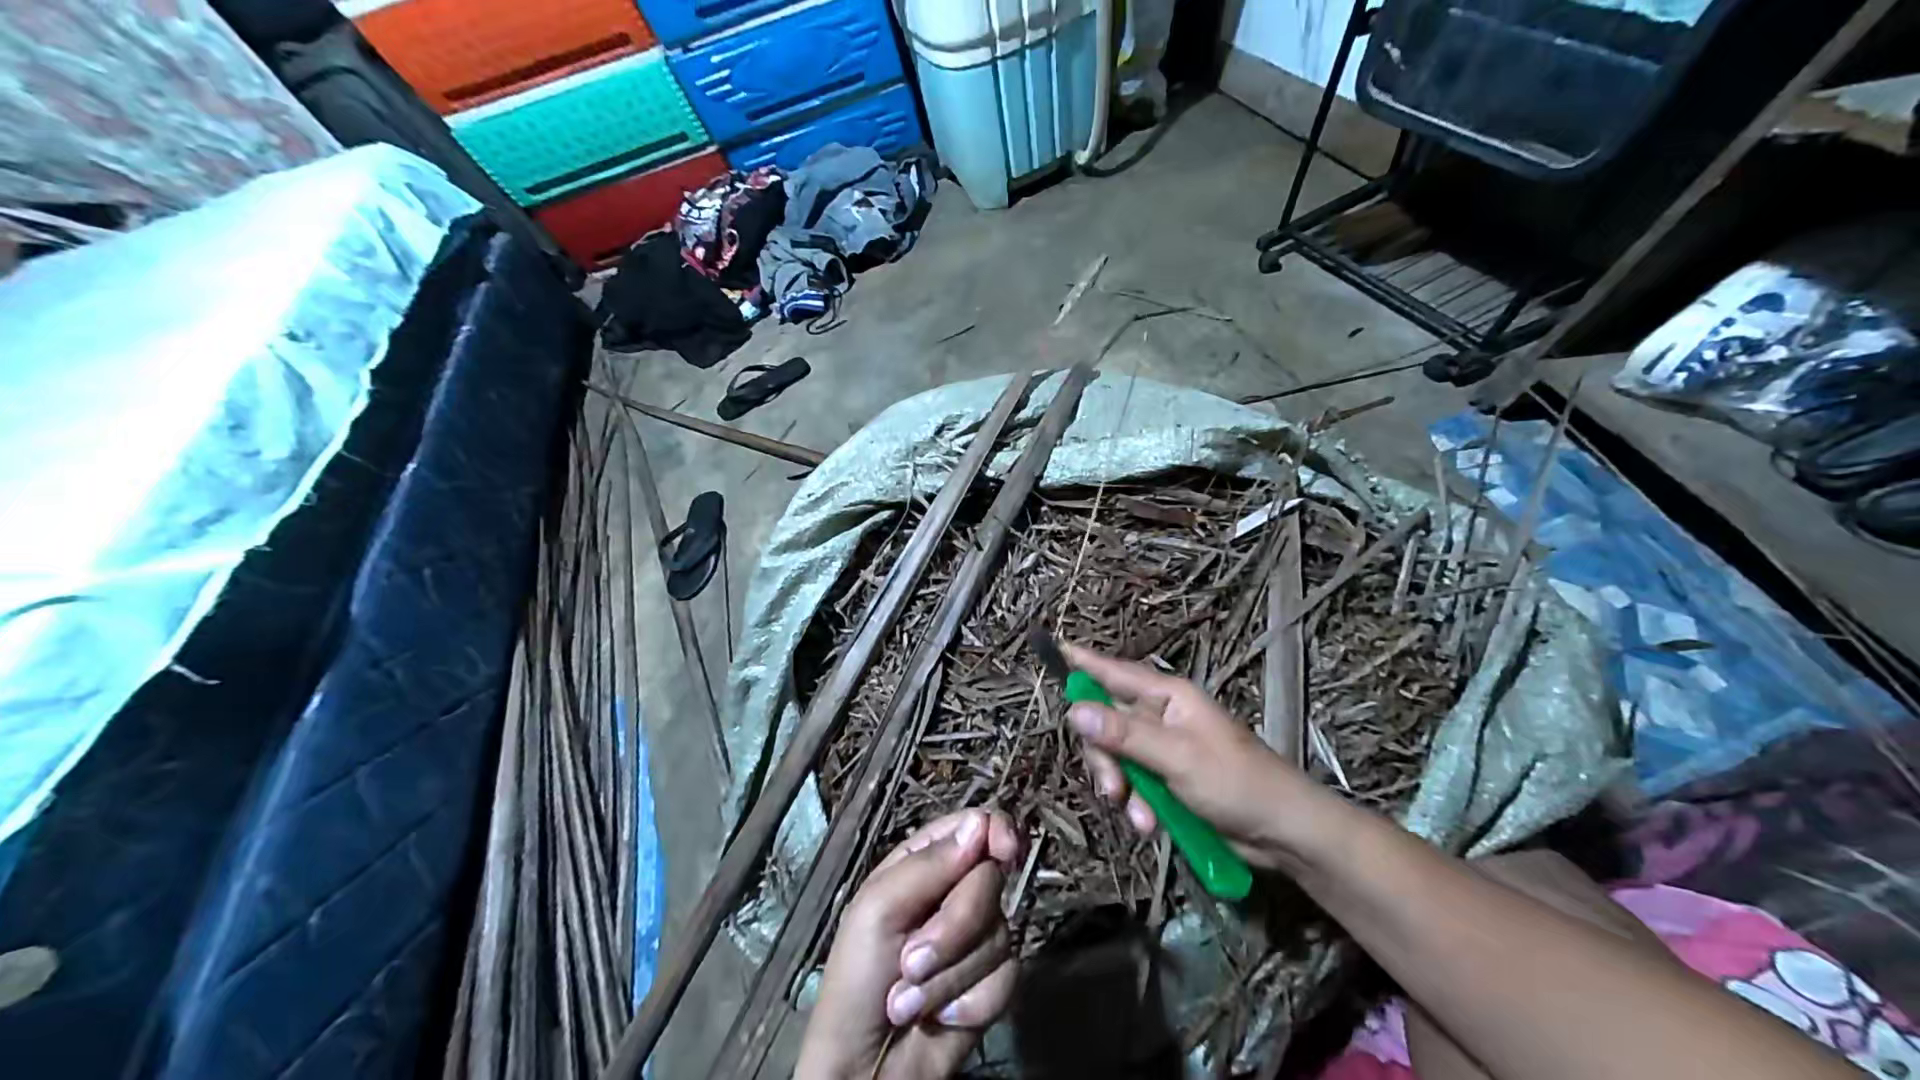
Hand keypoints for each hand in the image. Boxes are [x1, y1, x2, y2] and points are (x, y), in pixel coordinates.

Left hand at [796, 808, 1023, 1079]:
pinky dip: (970, 1002)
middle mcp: (955, 890)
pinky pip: (1007, 977)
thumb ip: (930, 865)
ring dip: (951, 975)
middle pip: (989, 881)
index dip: (995, 831)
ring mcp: (976, 937)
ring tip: (910, 999)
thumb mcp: (878, 910)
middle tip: (911, 960)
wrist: (864, 1069)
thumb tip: (982, 823)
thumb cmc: (857, 978)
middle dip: (953, 927)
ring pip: (999, 933)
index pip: (974, 826)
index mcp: (925, 862)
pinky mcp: (992, 982)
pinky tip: (941, 1018)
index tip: (1003, 850)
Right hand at [1063, 643, 1338, 872]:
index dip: (1084, 662)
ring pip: (1116, 758)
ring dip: (1122, 788)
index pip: (1115, 671)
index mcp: (1168, 697)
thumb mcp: (1177, 757)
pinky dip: (1137, 805)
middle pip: (1106, 723)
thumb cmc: (1236, 782)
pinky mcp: (1167, 780)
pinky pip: (1134, 784)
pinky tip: (1151, 826)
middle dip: (1104, 758)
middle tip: (1112, 788)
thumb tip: (1075, 710)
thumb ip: (1124, 734)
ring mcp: (1163, 750)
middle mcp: (1161, 717)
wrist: (1283, 832)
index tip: (1054, 648)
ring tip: (1141, 817)